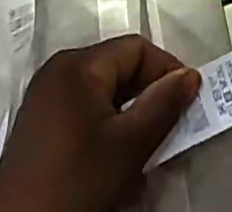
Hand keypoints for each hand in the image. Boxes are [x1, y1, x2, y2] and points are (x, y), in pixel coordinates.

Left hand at [0, 34, 201, 211]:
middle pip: (118, 68)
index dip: (168, 71)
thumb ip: (163, 106)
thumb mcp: (128, 146)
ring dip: (130, 117)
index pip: (135, 48)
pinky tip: (116, 164)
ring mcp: (46, 96)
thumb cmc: (75, 183)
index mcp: (78, 64)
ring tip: (145, 152)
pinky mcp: (40, 123)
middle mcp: (59, 70)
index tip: (191, 102)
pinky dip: (107, 128)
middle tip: (172, 130)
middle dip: (148, 96)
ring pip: (103, 92)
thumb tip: (189, 77)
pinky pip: (84, 110)